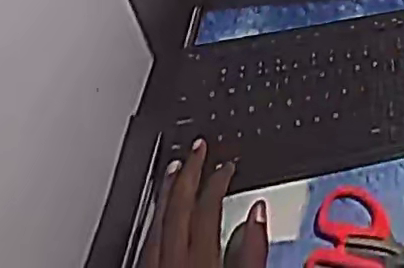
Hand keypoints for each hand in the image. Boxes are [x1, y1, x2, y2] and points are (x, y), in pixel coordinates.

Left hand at [143, 138, 267, 267]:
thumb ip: (253, 251)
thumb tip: (258, 210)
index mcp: (201, 260)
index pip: (207, 208)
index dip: (218, 181)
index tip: (227, 166)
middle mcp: (173, 261)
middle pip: (179, 207)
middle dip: (190, 172)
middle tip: (198, 146)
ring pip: (157, 221)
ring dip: (167, 190)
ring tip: (175, 166)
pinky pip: (145, 240)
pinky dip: (154, 217)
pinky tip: (158, 210)